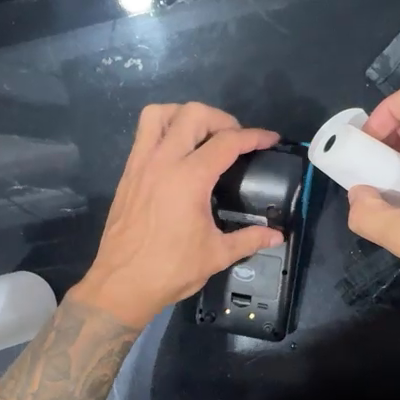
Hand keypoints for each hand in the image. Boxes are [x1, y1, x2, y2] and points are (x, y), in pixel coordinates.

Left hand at [70, 102, 283, 327]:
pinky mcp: (127, 174)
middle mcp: (163, 162)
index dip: (253, 136)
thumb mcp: (217, 255)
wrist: (122, 284)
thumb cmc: (171, 270)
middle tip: (234, 139)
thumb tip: (277, 236)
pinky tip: (178, 154)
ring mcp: (140, 165)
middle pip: (193, 115)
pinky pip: (143, 135)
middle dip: (220, 119)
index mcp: (189, 179)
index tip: (270, 139)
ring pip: (159, 114)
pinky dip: (163, 131)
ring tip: (201, 135)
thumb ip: (249, 239)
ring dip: (184, 115)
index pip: (227, 142)